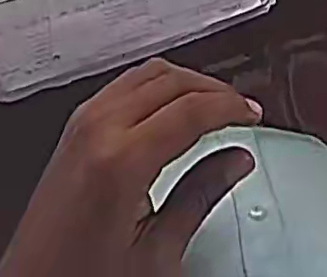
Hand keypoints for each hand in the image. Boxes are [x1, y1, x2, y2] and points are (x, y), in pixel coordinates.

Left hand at [0, 59, 262, 276]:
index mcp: (120, 160)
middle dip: (213, 90)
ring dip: (186, 81)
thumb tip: (236, 160)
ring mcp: (83, 122)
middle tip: (238, 108)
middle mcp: (99, 129)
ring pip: (150, 72)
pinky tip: (173, 105)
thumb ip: (201, 195)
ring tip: (211, 104)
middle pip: (172, 80)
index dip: (230, 106)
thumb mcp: (154, 255)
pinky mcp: (75, 125)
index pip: (192, 109)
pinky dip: (159, 84)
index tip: (251, 112)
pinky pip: (127, 82)